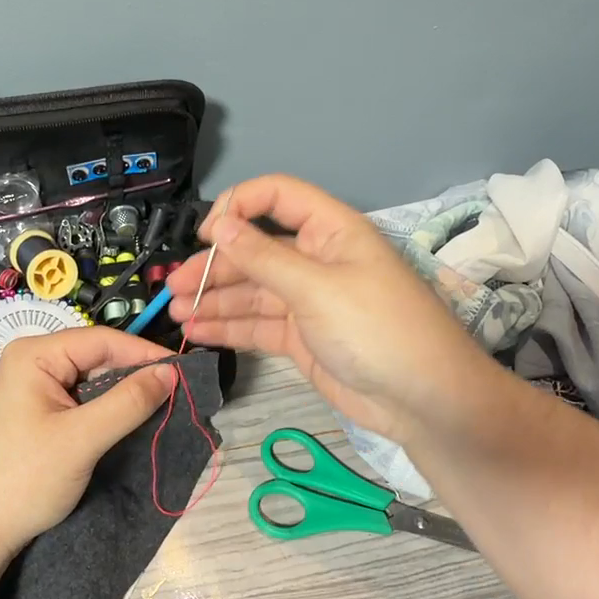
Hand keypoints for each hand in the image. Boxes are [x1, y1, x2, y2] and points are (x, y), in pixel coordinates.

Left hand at [0, 327, 177, 561]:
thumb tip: (170, 372)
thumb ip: (127, 402)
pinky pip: (81, 398)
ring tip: (162, 405)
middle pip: (96, 356)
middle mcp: (31, 361)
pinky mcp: (37, 411)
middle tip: (178, 392)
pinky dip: (106, 408)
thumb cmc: (25, 479)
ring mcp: (33, 386)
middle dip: (134, 373)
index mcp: (34, 355)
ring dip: (122, 392)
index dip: (143, 353)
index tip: (183, 372)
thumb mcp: (82, 439)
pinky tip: (130, 420)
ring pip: (91, 378)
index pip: (101, 340)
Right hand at [166, 175, 510, 445]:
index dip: (238, 207)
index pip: (277, 197)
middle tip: (173, 286)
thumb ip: (263, 257)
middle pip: (254, 250)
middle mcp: (315, 260)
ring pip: (250, 291)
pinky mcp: (300, 338)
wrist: (424, 401)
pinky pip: (256, 325)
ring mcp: (307, 301)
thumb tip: (219, 225)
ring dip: (212, 299)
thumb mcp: (317, 288)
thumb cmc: (378, 329)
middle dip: (213, 266)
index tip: (207, 234)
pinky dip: (227, 327)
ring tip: (175, 313)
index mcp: (330, 231)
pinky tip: (196, 331)